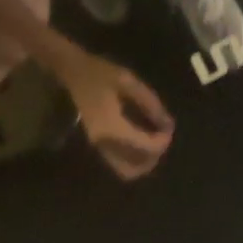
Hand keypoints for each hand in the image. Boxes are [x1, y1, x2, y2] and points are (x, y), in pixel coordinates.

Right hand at [63, 55, 174, 180]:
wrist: (73, 73)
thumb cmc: (101, 73)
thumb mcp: (129, 82)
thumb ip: (150, 103)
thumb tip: (168, 123)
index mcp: (112, 128)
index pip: (143, 148)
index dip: (161, 142)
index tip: (169, 127)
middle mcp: (104, 143)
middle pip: (134, 169)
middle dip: (153, 157)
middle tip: (162, 136)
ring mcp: (98, 146)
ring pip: (125, 170)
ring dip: (143, 161)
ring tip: (154, 140)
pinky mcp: (97, 144)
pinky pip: (118, 163)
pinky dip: (134, 159)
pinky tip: (142, 138)